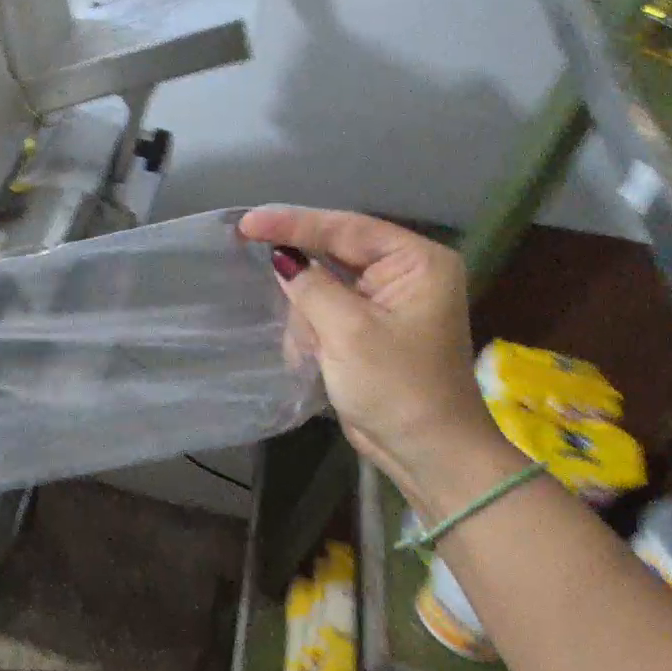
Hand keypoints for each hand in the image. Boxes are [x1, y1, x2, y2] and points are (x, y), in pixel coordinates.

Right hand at [238, 207, 501, 499]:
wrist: (425, 447)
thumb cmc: (395, 386)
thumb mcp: (347, 332)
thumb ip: (311, 288)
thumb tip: (280, 258)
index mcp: (417, 263)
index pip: (347, 229)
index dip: (293, 223)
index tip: (246, 223)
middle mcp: (406, 274)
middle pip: (335, 257)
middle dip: (304, 287)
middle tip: (274, 299)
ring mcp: (388, 304)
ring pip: (323, 290)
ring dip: (308, 321)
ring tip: (315, 354)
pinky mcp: (370, 331)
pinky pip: (326, 316)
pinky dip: (312, 335)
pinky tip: (314, 359)